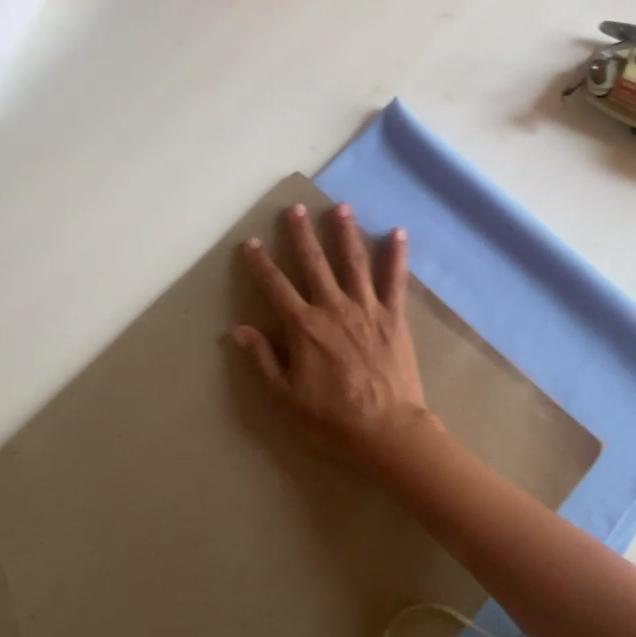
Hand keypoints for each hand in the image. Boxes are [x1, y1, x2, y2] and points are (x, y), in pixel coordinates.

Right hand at [233, 202, 434, 468]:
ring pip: (353, 261)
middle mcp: (333, 308)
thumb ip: (263, 359)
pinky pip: (395, 280)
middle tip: (294, 208)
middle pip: (313, 263)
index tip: (250, 243)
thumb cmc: (332, 419)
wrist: (386, 429)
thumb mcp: (286, 397)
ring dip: (345, 232)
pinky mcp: (394, 316)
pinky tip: (397, 232)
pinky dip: (396, 255)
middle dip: (301, 234)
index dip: (260, 264)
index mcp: (304, 327)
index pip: (275, 287)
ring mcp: (366, 308)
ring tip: (340, 207)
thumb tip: (238, 330)